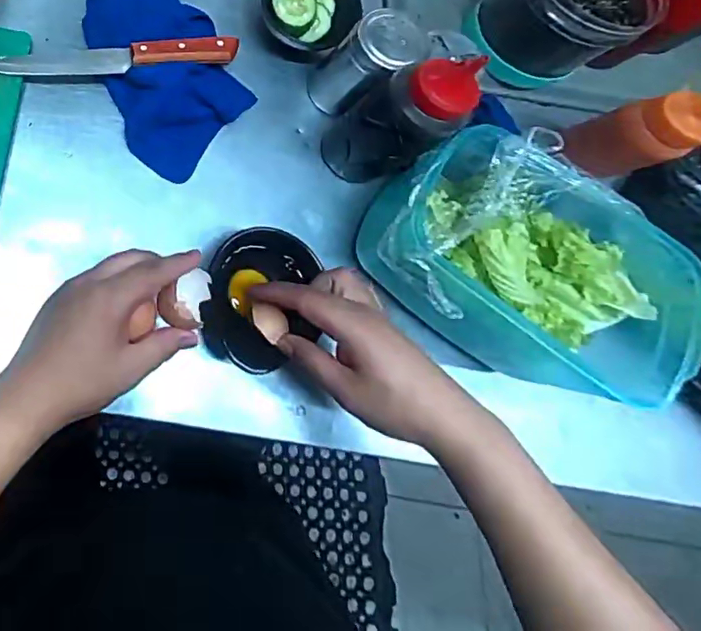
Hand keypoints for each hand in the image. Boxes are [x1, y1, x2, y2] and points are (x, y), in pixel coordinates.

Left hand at [0, 250, 200, 435]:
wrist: (29, 393)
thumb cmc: (81, 383)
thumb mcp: (130, 369)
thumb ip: (162, 346)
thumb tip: (189, 335)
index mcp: (108, 296)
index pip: (151, 271)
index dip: (177, 263)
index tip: (195, 256)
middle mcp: (88, 283)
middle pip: (131, 259)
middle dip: (157, 265)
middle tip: (176, 288)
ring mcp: (70, 288)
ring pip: (111, 266)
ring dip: (135, 272)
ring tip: (151, 299)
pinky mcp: (59, 297)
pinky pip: (95, 277)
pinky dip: (116, 281)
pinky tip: (120, 309)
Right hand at [250, 268, 493, 451]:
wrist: (450, 419)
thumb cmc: (395, 406)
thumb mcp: (344, 390)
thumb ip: (309, 358)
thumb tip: (281, 337)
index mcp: (351, 322)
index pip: (304, 297)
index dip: (273, 293)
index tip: (250, 293)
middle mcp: (364, 310)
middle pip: (323, 282)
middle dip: (294, 291)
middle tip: (279, 317)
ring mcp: (377, 317)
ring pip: (341, 283)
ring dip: (316, 291)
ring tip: (303, 321)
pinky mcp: (385, 327)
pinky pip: (350, 297)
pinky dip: (330, 300)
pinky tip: (329, 329)